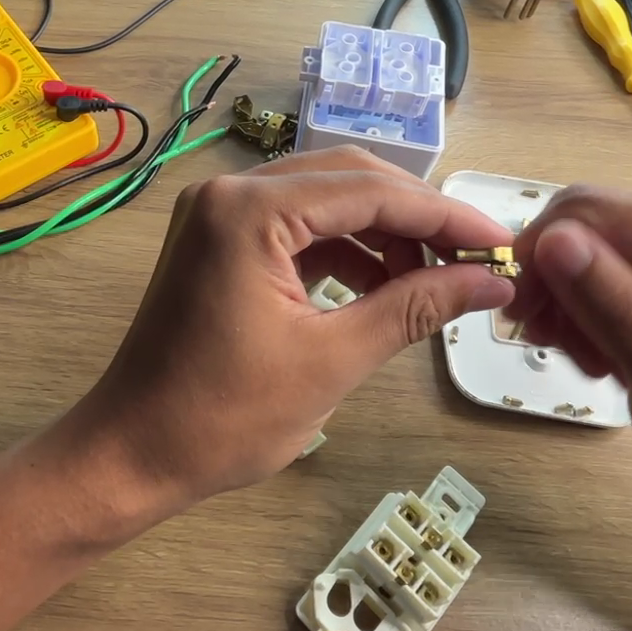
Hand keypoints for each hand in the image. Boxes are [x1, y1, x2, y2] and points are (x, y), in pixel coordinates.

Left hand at [60, 147, 517, 512]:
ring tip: (431, 280)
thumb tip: (490, 281)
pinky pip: (295, 226)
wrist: (132, 450)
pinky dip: (341, 249)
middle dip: (414, 218)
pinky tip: (380, 284)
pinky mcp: (217, 237)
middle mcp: (229, 191)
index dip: (442, 217)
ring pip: (322, 199)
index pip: (369, 191)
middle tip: (471, 260)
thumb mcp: (331, 361)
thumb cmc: (224, 418)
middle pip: (346, 179)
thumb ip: (413, 308)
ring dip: (379, 233)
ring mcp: (218, 211)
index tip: (499, 244)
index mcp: (249, 210)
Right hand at [508, 186, 631, 536]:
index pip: (591, 212)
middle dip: (554, 277)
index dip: (537, 253)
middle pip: (594, 220)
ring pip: (603, 240)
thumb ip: (618, 311)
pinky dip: (599, 301)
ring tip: (583, 357)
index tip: (519, 317)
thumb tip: (554, 241)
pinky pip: (627, 261)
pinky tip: (607, 350)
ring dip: (574, 294)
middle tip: (545, 341)